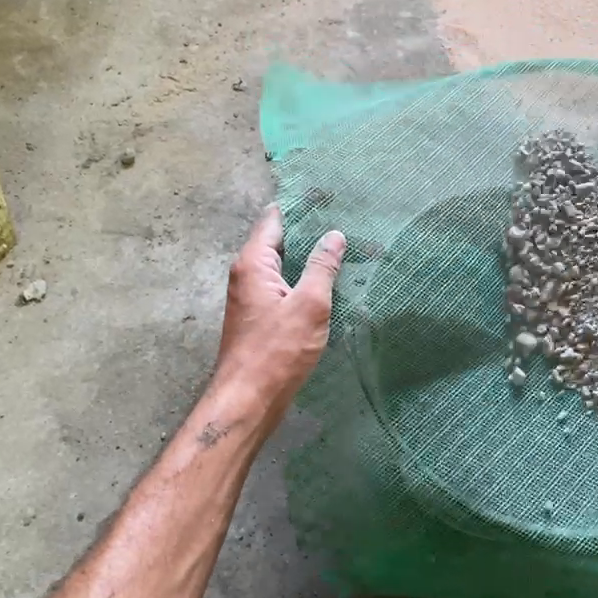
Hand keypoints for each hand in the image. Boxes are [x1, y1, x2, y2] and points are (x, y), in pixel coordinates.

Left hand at [209, 205, 345, 423]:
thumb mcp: (309, 304)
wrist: (248, 400)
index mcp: (253, 262)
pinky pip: (285, 286)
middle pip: (281, 240)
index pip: (276, 219)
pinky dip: (306, 280)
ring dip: (311, 257)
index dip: (302, 207)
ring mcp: (252, 296)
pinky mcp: (261, 316)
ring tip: (347, 247)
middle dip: (311, 231)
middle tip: (349, 220)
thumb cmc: (277, 351)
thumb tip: (335, 235)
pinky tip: (332, 282)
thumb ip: (323, 267)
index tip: (332, 197)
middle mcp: (247, 274)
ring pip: (285, 265)